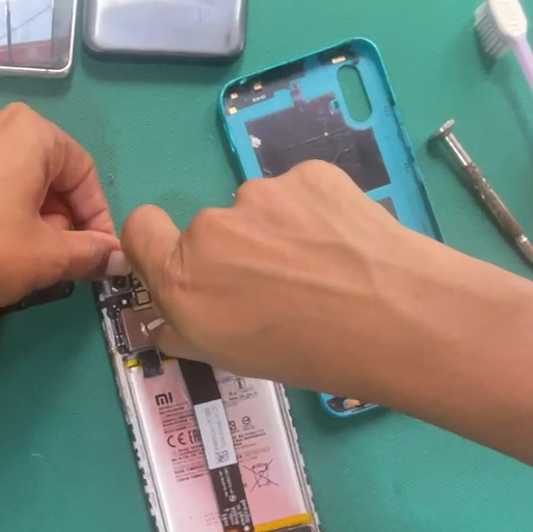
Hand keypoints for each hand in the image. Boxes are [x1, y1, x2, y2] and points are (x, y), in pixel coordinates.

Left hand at [0, 104, 121, 338]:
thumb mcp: (48, 258)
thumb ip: (89, 254)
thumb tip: (118, 258)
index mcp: (27, 131)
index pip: (82, 170)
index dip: (97, 216)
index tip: (99, 252)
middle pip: (42, 168)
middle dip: (59, 214)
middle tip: (57, 256)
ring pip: (5, 176)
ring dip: (24, 213)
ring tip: (19, 256)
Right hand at [121, 160, 523, 401]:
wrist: (394, 318)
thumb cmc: (301, 353)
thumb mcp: (226, 358)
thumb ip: (182, 332)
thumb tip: (166, 320)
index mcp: (181, 278)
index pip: (138, 229)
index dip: (154, 245)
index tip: (184, 267)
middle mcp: (210, 229)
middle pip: (205, 231)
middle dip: (229, 255)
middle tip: (273, 289)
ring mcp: (261, 195)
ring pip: (254, 212)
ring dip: (272, 235)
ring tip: (317, 270)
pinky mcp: (310, 173)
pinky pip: (295, 194)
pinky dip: (309, 215)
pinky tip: (339, 246)